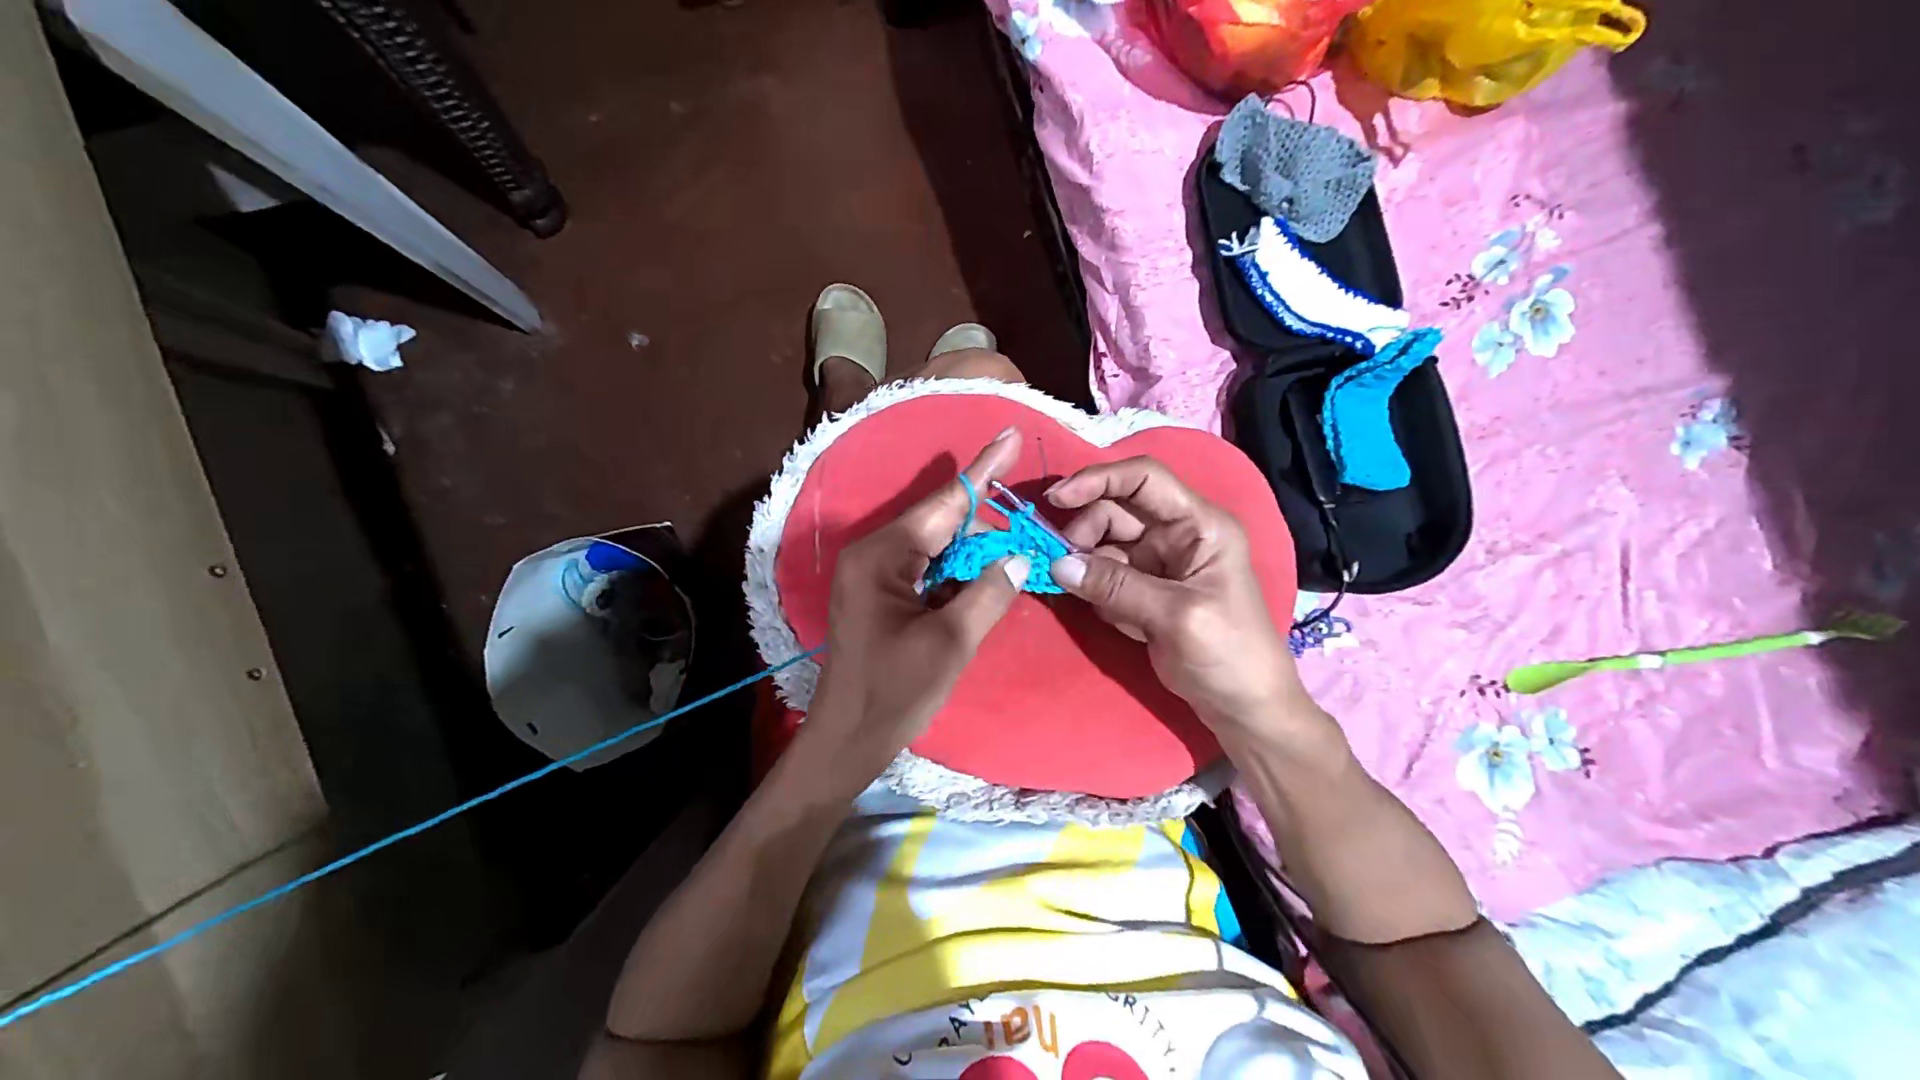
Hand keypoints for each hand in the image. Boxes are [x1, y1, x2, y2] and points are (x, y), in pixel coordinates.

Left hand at [805, 428, 1028, 771]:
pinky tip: (983, 581)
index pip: (944, 503)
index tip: (1008, 435)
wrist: (847, 738)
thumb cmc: (895, 692)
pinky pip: (926, 568)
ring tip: (1010, 561)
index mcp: (882, 556)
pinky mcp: (879, 593)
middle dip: (985, 526)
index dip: (982, 471)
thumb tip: (1019, 558)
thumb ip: (988, 592)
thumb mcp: (951, 642)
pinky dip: (956, 572)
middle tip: (1026, 538)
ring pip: (935, 546)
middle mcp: (873, 553)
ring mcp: (873, 573)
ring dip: (973, 552)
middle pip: (940, 522)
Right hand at [1046, 456, 1325, 744]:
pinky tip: (1113, 618)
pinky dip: (1096, 589)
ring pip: (1104, 543)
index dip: (1098, 480)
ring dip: (1086, 563)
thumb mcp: (1176, 617)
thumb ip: (1117, 586)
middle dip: (1084, 530)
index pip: (1144, 478)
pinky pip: (1104, 574)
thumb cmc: (1229, 654)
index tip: (1056, 500)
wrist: (1244, 708)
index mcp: (1200, 525)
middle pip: (1115, 509)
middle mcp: (1177, 534)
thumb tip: (1057, 564)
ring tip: (1085, 595)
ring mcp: (1159, 562)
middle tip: (1060, 564)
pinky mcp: (1144, 589)